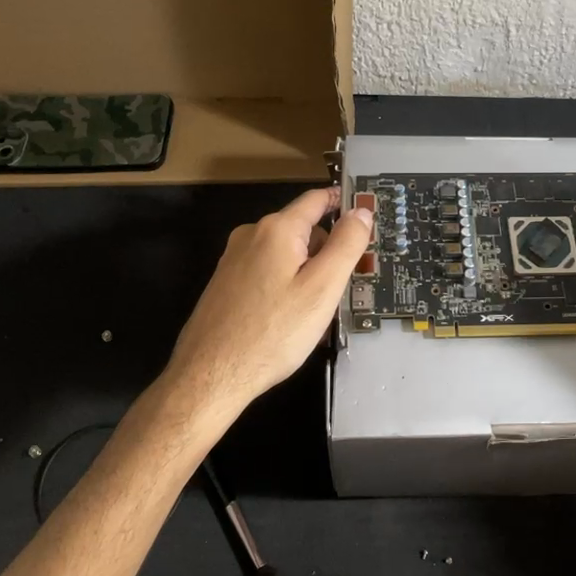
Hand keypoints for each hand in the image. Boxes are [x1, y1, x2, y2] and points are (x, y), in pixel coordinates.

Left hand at [163, 188, 372, 410]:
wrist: (210, 376)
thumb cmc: (272, 333)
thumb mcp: (322, 289)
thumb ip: (346, 245)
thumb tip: (361, 211)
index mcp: (276, 229)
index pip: (316, 199)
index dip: (343, 202)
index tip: (365, 214)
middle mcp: (251, 235)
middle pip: (302, 229)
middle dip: (326, 250)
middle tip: (343, 285)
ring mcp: (234, 259)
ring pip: (285, 254)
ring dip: (306, 272)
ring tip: (317, 311)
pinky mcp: (225, 283)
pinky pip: (267, 272)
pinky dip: (285, 285)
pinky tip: (289, 319)